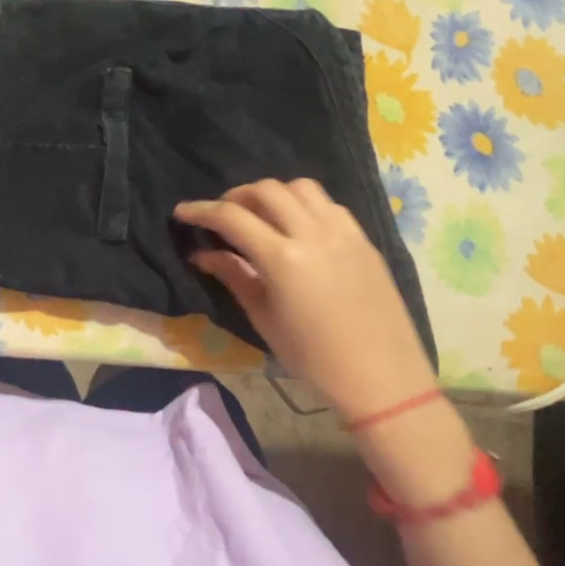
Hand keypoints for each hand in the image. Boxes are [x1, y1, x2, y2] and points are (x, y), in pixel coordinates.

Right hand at [174, 178, 437, 424]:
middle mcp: (313, 234)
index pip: (232, 216)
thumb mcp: (264, 318)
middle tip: (222, 216)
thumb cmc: (314, 358)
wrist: (382, 378)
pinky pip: (328, 204)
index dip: (201, 210)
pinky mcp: (364, 239)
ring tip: (261, 215)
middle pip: (265, 190)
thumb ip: (233, 276)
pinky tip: (297, 227)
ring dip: (272, 194)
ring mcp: (343, 233)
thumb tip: (202, 254)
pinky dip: (305, 204)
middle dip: (236, 196)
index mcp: (283, 259)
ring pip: (300, 187)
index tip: (182, 212)